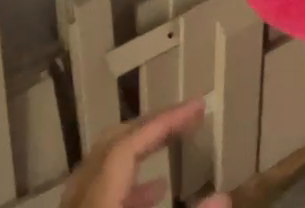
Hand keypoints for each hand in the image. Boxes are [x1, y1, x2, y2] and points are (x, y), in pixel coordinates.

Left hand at [62, 100, 227, 207]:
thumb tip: (225, 196)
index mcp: (96, 200)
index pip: (127, 146)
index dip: (162, 121)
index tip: (198, 106)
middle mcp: (79, 199)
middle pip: (110, 145)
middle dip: (151, 125)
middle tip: (188, 116)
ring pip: (102, 165)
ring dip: (139, 148)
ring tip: (176, 142)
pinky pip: (99, 188)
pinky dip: (127, 177)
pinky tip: (155, 192)